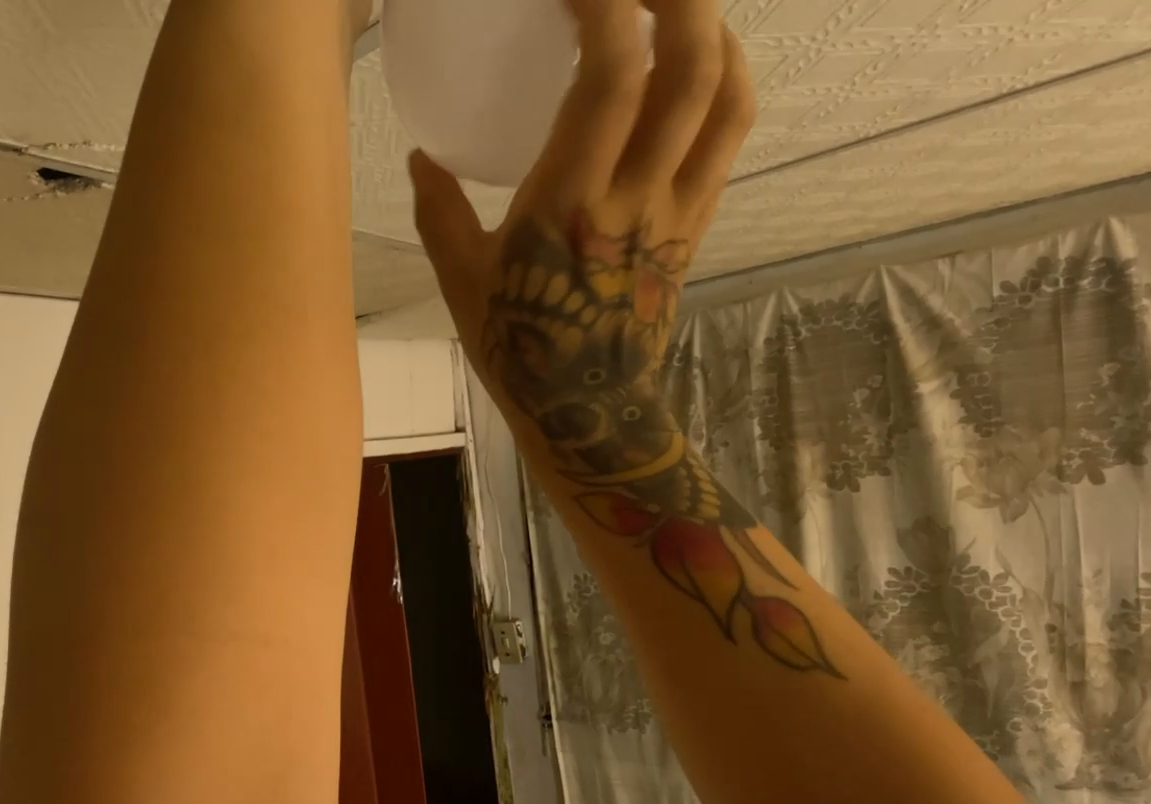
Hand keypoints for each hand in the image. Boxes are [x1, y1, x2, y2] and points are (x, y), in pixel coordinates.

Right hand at [409, 0, 755, 427]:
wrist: (588, 415)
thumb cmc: (521, 352)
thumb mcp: (463, 283)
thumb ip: (439, 212)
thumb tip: (421, 154)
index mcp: (568, 204)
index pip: (611, 76)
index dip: (605, 6)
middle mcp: (635, 196)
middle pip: (690, 66)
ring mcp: (676, 211)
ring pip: (724, 96)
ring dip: (714, 28)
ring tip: (677, 5)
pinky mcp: (696, 226)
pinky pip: (729, 138)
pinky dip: (726, 81)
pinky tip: (700, 61)